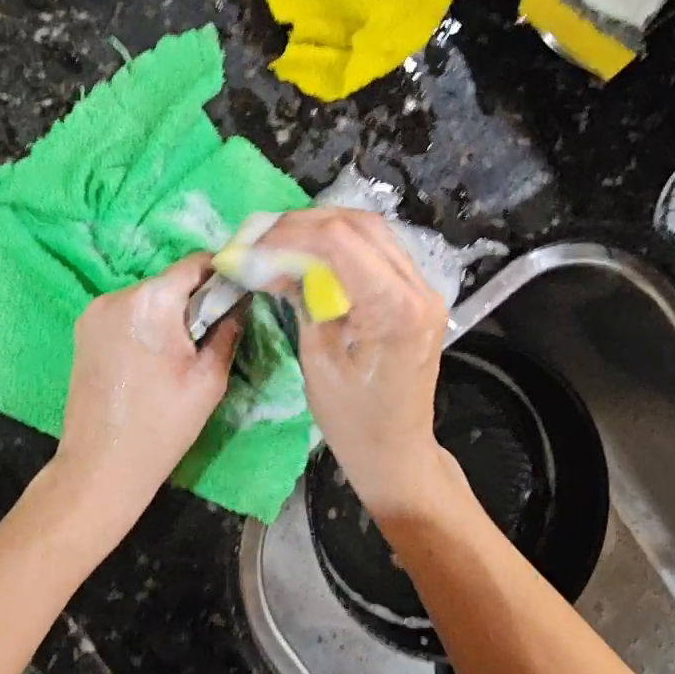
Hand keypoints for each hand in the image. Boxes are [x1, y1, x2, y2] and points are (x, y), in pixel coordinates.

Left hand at [29, 255, 242, 548]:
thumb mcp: (209, 379)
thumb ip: (227, 330)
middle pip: (169, 282)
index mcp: (150, 300)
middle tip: (208, 338)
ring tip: (176, 358)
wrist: (101, 464)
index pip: (195, 263)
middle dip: (192, 302)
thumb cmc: (162, 425)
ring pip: (147, 299)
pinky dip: (143, 327)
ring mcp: (94, 312)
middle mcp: (117, 296)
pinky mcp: (82, 331)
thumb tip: (239, 301)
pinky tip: (150, 362)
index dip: (222, 274)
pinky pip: (125, 315)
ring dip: (167, 316)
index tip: (237, 295)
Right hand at [255, 209, 470, 520]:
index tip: (250, 249)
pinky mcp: (417, 292)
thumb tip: (269, 260)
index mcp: (394, 309)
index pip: (338, 241)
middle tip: (258, 241)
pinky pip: (376, 248)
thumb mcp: (317, 358)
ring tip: (277, 243)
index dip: (287, 236)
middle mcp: (419, 288)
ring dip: (319, 228)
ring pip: (369, 228)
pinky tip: (307, 255)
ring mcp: (424, 288)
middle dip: (300, 225)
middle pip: (356, 224)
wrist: (396, 449)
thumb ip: (302, 298)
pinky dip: (338, 243)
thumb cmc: (353, 420)